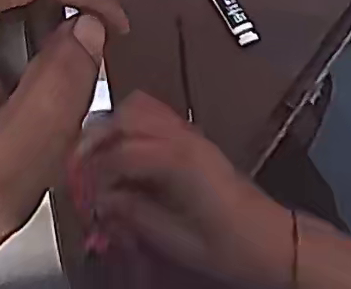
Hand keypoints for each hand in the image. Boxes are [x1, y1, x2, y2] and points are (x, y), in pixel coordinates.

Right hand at [79, 91, 294, 287]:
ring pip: (136, 105)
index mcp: (177, 160)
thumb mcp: (177, 241)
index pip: (120, 153)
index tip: (79, 191)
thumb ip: (133, 214)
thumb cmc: (229, 246)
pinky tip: (122, 143)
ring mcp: (185, 129)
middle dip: (94, 139)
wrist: (271, 240)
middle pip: (123, 117)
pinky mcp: (188, 132)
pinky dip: (129, 118)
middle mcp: (179, 134)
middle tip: (79, 166)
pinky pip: (151, 109)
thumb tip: (99, 200)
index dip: (93, 172)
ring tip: (97, 153)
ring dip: (110, 124)